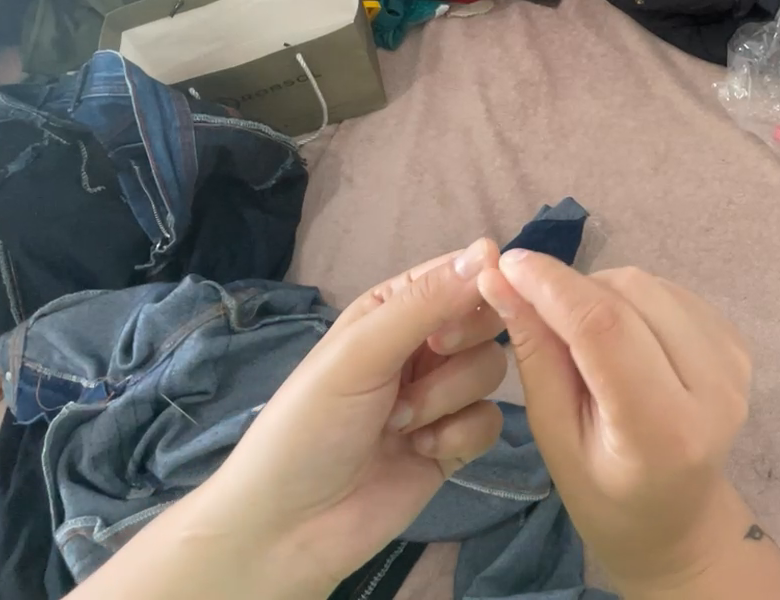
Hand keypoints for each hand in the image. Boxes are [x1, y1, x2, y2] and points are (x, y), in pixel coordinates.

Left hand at [70, 238, 510, 599]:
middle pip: (487, 319)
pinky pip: (490, 419)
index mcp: (398, 307)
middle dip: (464, 342)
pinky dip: (460, 434)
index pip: (462, 272)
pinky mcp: (457, 441)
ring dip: (448, 396)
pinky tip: (422, 450)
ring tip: (402, 422)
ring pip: (490, 368)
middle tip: (432, 356)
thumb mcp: (362, 351)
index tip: (476, 300)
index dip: (481, 282)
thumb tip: (490, 249)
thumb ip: (426, 301)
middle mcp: (426, 343)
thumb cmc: (310, 422)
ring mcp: (443, 393)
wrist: (289, 530)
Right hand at [477, 250, 779, 594]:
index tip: (509, 263)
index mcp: (664, 430)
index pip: (604, 330)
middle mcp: (714, 388)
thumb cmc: (604, 493)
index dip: (553, 285)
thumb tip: (502, 279)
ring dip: (603, 292)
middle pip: (631, 294)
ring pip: (650, 283)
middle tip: (543, 313)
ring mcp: (734, 361)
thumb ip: (534, 353)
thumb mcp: (555, 437)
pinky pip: (670, 290)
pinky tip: (624, 335)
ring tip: (585, 335)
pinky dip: (634, 299)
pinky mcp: (738, 342)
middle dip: (575, 289)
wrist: (679, 520)